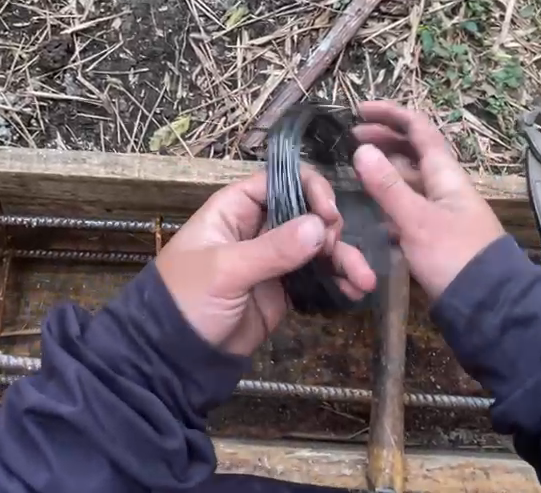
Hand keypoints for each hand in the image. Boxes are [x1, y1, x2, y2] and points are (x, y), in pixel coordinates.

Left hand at [155, 171, 378, 355]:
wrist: (176, 358)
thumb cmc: (188, 299)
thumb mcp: (225, 270)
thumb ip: (272, 249)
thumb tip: (319, 225)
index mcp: (234, 209)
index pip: (278, 181)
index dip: (308, 188)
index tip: (328, 212)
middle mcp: (256, 227)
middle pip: (303, 210)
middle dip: (328, 225)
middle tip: (335, 247)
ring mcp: (271, 259)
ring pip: (315, 245)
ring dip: (342, 257)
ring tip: (364, 278)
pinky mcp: (283, 289)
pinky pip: (316, 275)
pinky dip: (338, 280)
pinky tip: (356, 289)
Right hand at [351, 100, 504, 299]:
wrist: (491, 310)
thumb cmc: (455, 258)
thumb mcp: (417, 221)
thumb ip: (388, 186)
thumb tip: (362, 148)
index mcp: (445, 174)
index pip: (418, 129)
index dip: (390, 114)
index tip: (358, 110)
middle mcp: (444, 186)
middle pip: (413, 151)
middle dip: (384, 138)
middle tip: (351, 137)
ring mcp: (441, 211)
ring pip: (410, 178)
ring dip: (384, 167)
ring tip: (355, 166)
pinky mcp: (435, 235)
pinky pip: (408, 204)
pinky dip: (388, 196)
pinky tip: (369, 205)